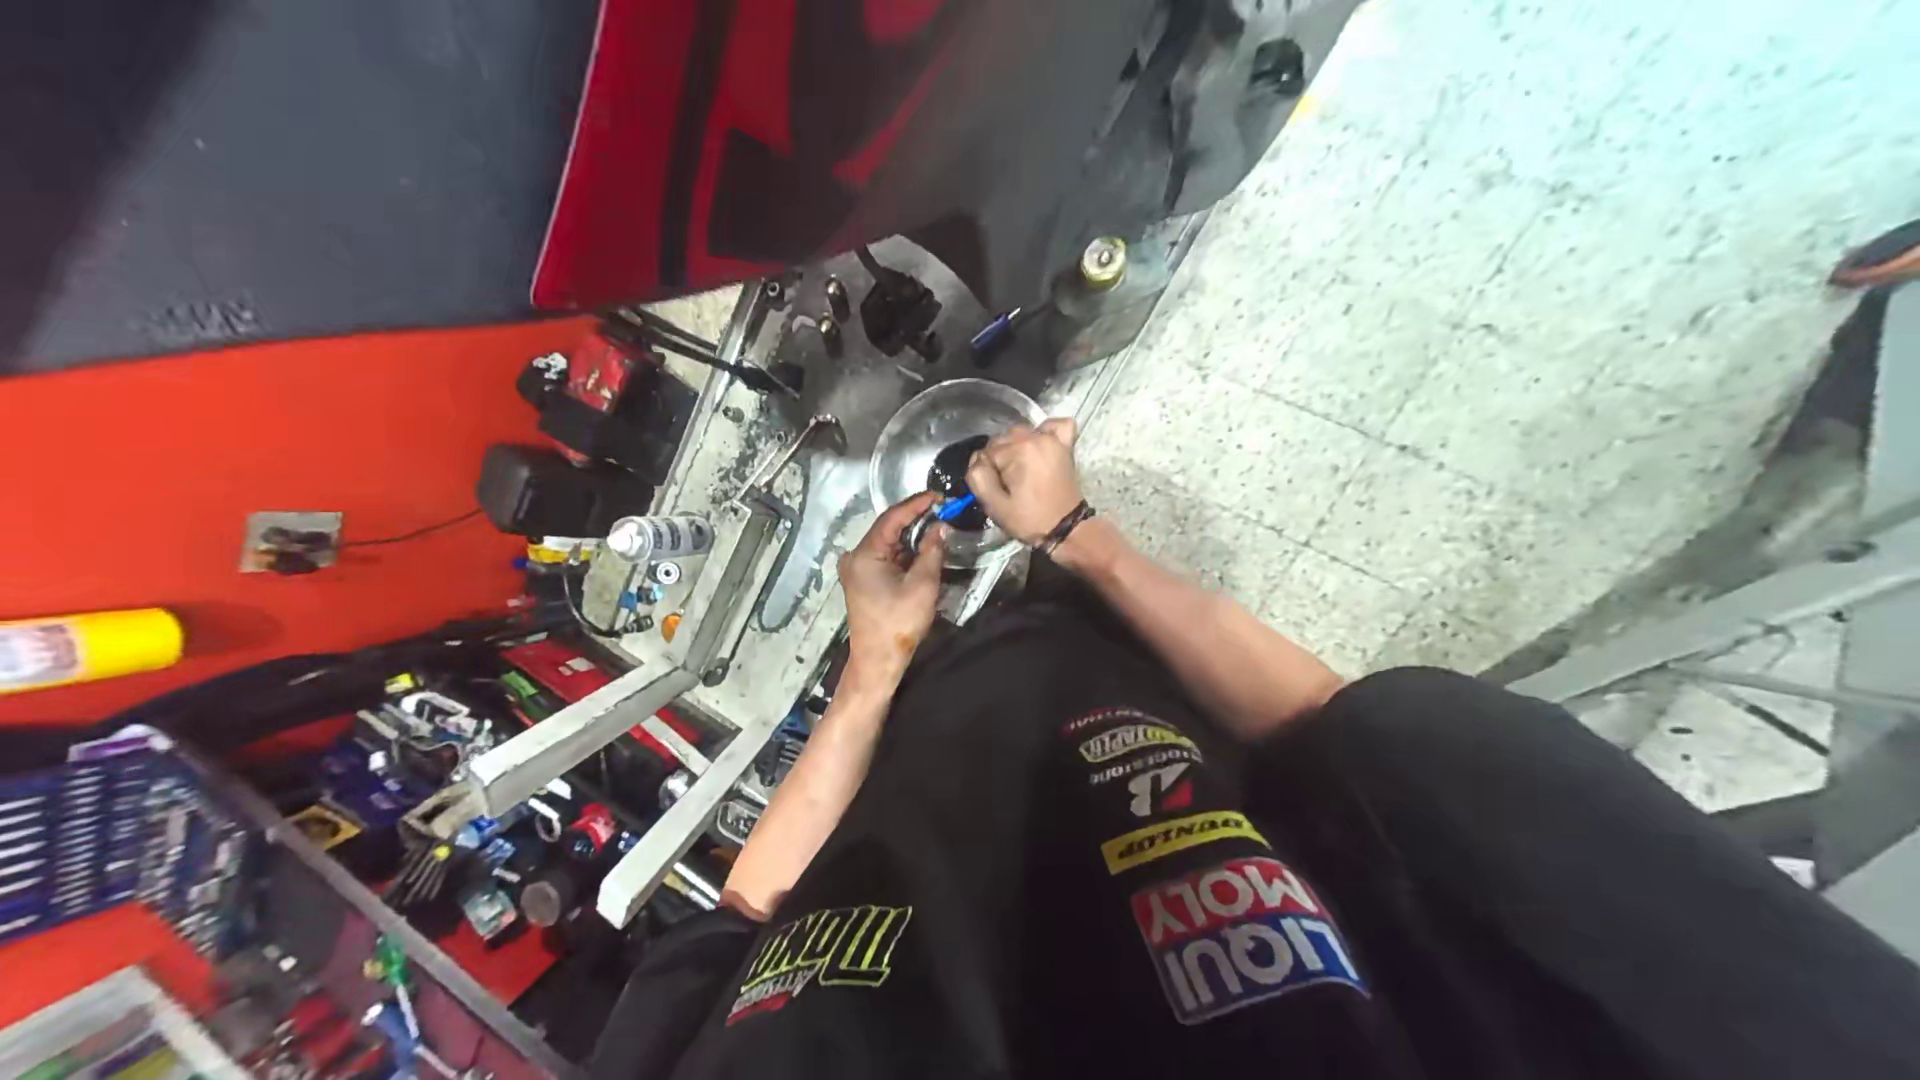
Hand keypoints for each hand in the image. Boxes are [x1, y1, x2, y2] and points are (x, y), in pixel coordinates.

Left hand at [838, 491, 947, 688]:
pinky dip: (903, 552)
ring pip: (887, 543)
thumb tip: (940, 527)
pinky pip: (885, 556)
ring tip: (936, 526)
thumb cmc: (899, 622)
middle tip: (941, 510)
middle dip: (915, 519)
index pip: (892, 518)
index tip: (938, 496)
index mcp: (865, 554)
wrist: (879, 659)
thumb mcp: (922, 584)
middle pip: (888, 528)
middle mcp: (855, 556)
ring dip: (910, 536)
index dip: (916, 504)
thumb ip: (931, 551)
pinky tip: (921, 548)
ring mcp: (856, 569)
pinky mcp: (862, 580)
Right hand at [966, 418, 1083, 545]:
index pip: (985, 453)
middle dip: (998, 460)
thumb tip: (976, 462)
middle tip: (1007, 484)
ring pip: (1020, 432)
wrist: (1066, 528)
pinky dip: (1045, 431)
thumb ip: (978, 478)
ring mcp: (1053, 439)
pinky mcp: (1065, 445)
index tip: (995, 491)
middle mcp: (1035, 437)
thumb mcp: (995, 506)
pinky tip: (1039, 446)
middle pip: (1001, 440)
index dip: (986, 473)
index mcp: (1018, 451)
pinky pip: (1055, 425)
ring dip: (1015, 448)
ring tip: (1020, 471)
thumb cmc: (1029, 519)